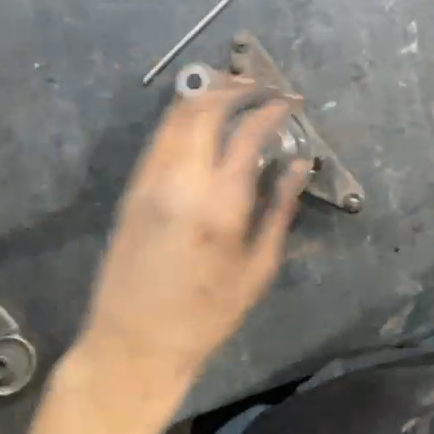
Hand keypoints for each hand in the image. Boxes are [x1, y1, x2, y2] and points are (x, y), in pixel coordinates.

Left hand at [77, 83, 310, 388]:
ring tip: (237, 90)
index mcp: (219, 204)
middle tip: (265, 88)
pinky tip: (204, 117)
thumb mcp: (258, 268)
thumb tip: (300, 163)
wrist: (133, 345)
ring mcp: (150, 181)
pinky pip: (160, 136)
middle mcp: (181, 181)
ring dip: (209, 94)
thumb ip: (280, 208)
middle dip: (239, 88)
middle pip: (207, 108)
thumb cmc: (206, 315)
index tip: (291, 102)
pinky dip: (185, 115)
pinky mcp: (133, 188)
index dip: (273, 109)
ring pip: (177, 115)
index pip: (248, 133)